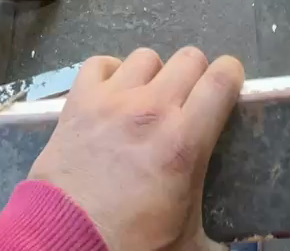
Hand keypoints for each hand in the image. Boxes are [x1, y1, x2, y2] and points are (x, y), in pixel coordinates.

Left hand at [29, 47, 245, 250]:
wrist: (57, 249)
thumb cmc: (128, 248)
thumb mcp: (187, 244)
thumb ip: (219, 238)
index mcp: (184, 141)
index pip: (222, 78)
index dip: (231, 75)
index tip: (228, 90)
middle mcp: (152, 109)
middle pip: (190, 58)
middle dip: (194, 77)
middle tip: (186, 104)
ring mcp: (113, 101)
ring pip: (147, 57)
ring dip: (153, 76)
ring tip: (146, 102)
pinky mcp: (79, 102)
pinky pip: (100, 64)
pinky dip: (109, 74)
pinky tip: (111, 96)